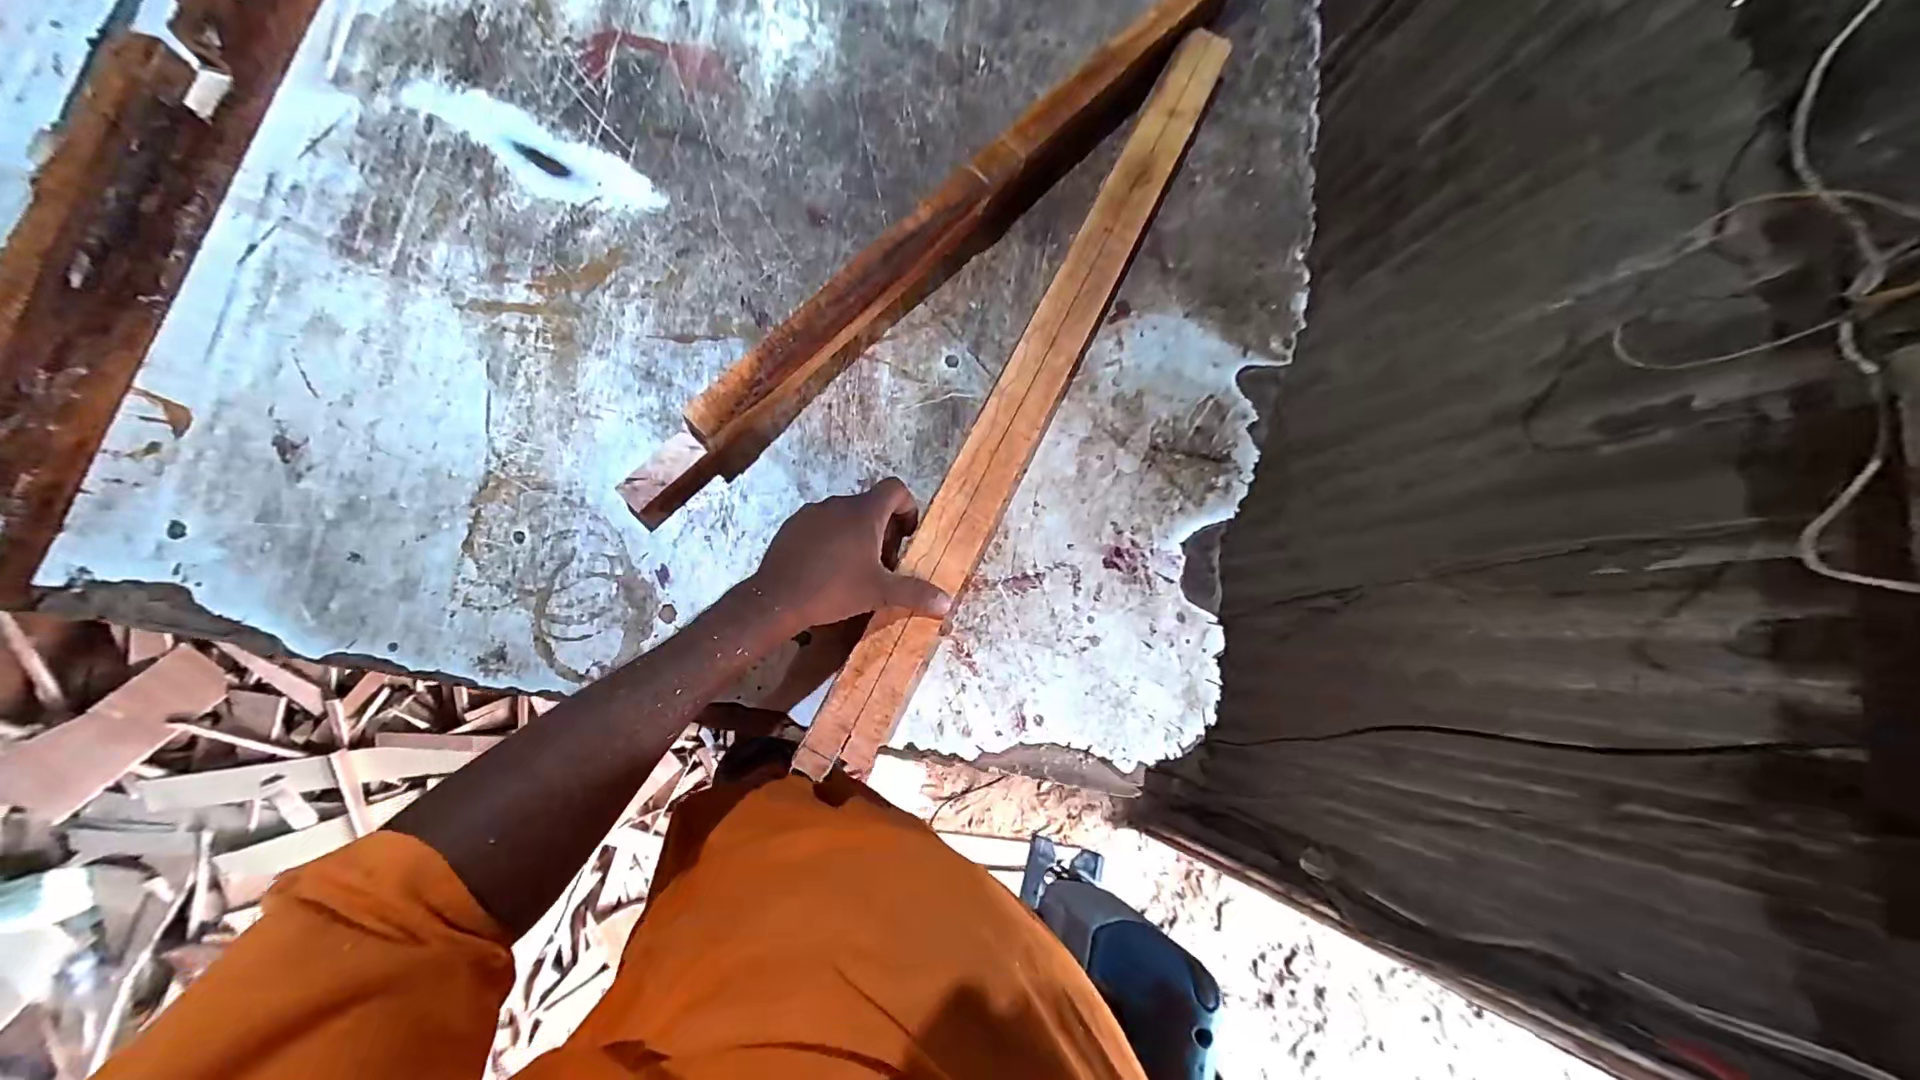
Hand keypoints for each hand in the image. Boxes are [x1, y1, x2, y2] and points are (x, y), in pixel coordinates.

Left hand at [746, 478, 951, 633]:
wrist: (776, 600)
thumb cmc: (834, 590)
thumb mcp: (879, 593)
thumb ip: (915, 593)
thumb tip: (948, 602)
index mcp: (863, 512)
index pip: (895, 488)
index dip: (908, 507)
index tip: (907, 535)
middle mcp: (838, 503)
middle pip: (871, 505)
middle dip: (884, 529)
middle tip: (885, 563)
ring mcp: (812, 512)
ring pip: (845, 516)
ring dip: (857, 535)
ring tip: (856, 569)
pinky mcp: (792, 526)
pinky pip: (821, 525)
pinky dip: (831, 540)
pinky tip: (827, 570)